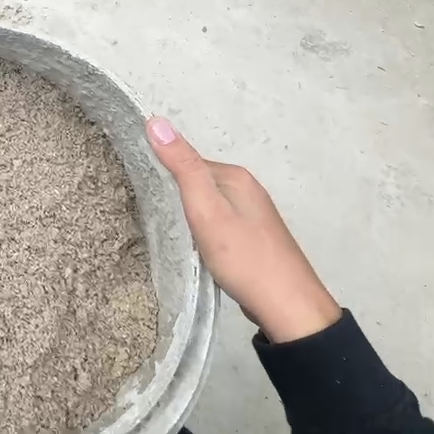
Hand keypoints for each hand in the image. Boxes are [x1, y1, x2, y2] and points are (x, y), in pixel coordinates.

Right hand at [148, 117, 341, 343]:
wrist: (290, 313)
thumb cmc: (243, 257)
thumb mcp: (206, 209)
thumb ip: (182, 166)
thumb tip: (155, 120)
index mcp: (235, 176)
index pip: (187, 162)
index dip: (163, 175)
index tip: (143, 194)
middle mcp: (247, 189)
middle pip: (198, 182)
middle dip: (175, 194)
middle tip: (155, 217)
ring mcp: (254, 216)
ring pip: (208, 204)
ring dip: (189, 214)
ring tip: (172, 233)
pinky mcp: (255, 239)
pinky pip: (219, 222)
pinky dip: (204, 229)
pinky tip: (197, 247)